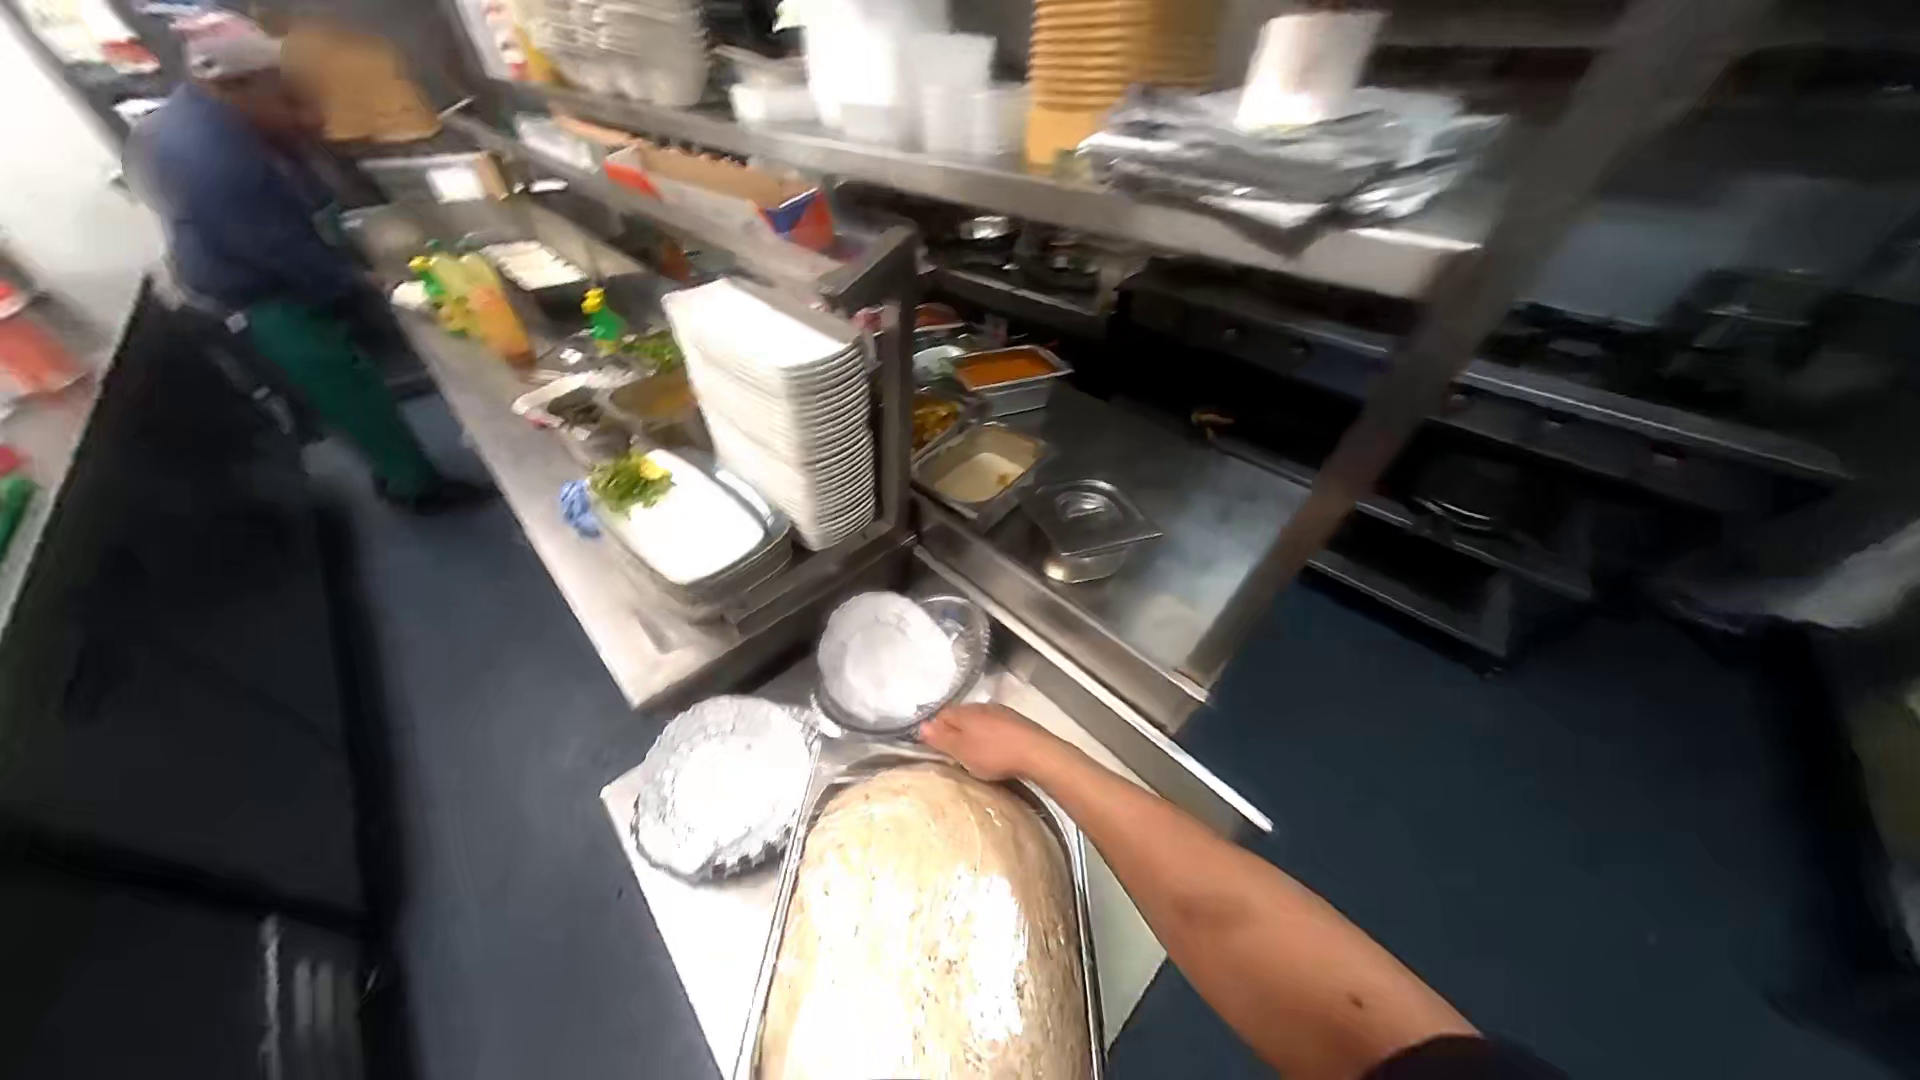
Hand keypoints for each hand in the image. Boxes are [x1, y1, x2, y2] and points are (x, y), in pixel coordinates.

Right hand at [919, 704, 1063, 781]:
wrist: (1036, 753)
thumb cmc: (994, 753)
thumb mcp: (962, 750)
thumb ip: (941, 738)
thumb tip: (921, 725)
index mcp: (964, 711)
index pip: (941, 714)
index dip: (935, 729)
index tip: (934, 747)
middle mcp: (981, 706)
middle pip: (960, 716)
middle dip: (954, 731)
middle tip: (953, 753)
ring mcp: (1000, 712)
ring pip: (978, 720)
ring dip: (973, 733)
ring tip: (974, 753)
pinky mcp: (1016, 722)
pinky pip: (995, 726)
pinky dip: (990, 736)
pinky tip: (995, 750)